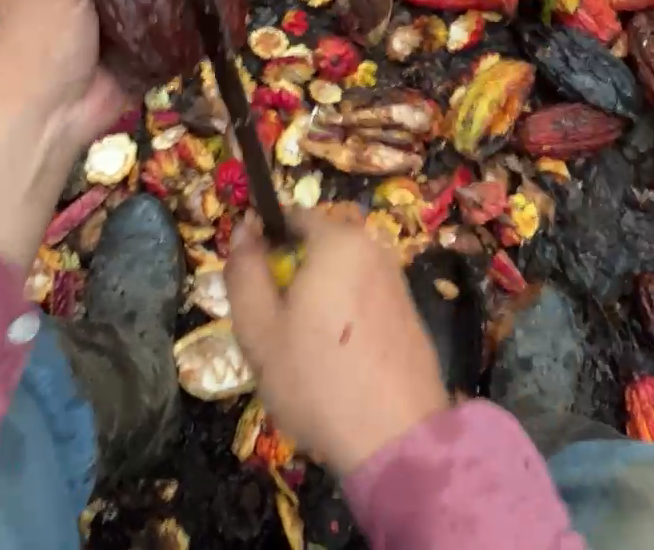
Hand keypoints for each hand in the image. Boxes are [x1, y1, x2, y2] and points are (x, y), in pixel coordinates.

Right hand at [225, 210, 448, 475]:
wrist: (395, 437)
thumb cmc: (316, 378)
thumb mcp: (259, 328)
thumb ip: (244, 271)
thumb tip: (244, 228)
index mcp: (339, 241)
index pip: (293, 217)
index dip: (265, 243)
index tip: (254, 286)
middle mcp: (374, 248)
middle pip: (318, 246)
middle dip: (293, 275)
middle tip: (276, 327)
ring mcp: (396, 280)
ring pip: (341, 275)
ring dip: (318, 298)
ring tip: (304, 350)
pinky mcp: (409, 311)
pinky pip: (363, 297)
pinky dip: (345, 316)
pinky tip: (337, 362)